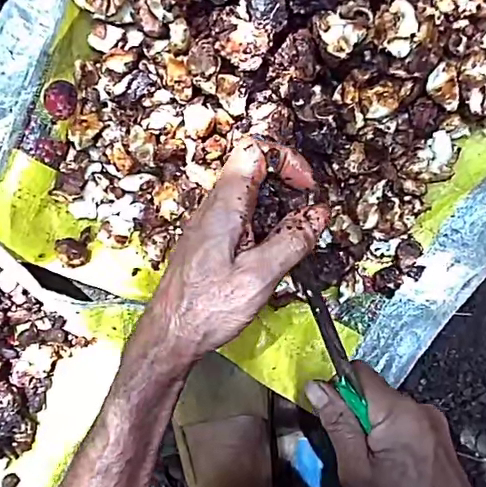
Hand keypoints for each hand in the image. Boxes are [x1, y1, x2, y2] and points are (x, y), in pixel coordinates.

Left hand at [133, 141, 328, 370]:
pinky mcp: (206, 242)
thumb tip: (317, 215)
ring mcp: (206, 225)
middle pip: (251, 169)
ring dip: (275, 208)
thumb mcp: (259, 277)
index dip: (286, 159)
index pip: (252, 150)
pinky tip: (269, 254)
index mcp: (223, 208)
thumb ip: (291, 241)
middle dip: (286, 184)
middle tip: (305, 212)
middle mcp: (211, 210)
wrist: (168, 336)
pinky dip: (261, 226)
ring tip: (291, 237)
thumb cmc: (204, 310)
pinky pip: (238, 218)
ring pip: (246, 196)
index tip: (306, 187)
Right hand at [309, 364, 485, 486]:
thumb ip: (338, 424)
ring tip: (370, 477)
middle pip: (375, 395)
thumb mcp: (356, 474)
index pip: (359, 372)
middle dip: (355, 417)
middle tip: (345, 457)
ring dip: (373, 436)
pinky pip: (407, 433)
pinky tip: (392, 482)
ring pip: (390, 416)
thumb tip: (317, 386)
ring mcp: (438, 429)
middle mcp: (423, 411)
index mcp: (400, 411)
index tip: (323, 416)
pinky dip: (391, 447)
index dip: (335, 388)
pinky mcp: (444, 448)